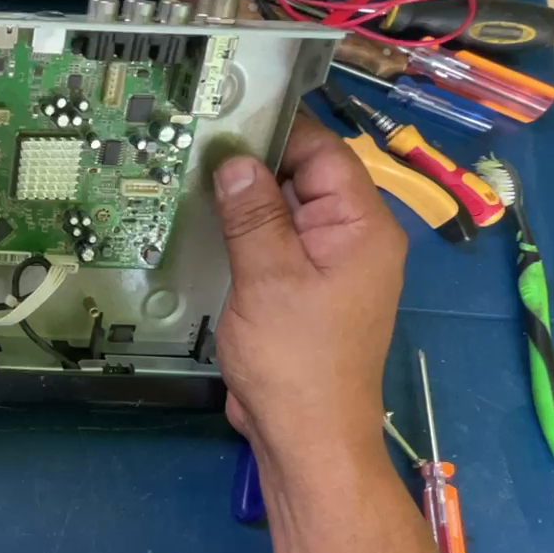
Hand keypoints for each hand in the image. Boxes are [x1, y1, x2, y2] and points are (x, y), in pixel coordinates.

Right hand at [213, 115, 406, 470]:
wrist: (304, 433)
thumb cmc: (294, 357)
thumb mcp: (268, 279)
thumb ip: (253, 216)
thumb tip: (234, 161)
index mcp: (361, 227)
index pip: (323, 156)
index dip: (277, 133)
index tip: (224, 118)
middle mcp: (350, 241)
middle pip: (304, 184)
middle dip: (253, 168)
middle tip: (194, 150)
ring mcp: (325, 271)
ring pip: (284, 219)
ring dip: (245, 205)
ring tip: (192, 184)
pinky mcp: (300, 297)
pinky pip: (274, 252)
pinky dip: (245, 239)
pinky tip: (207, 232)